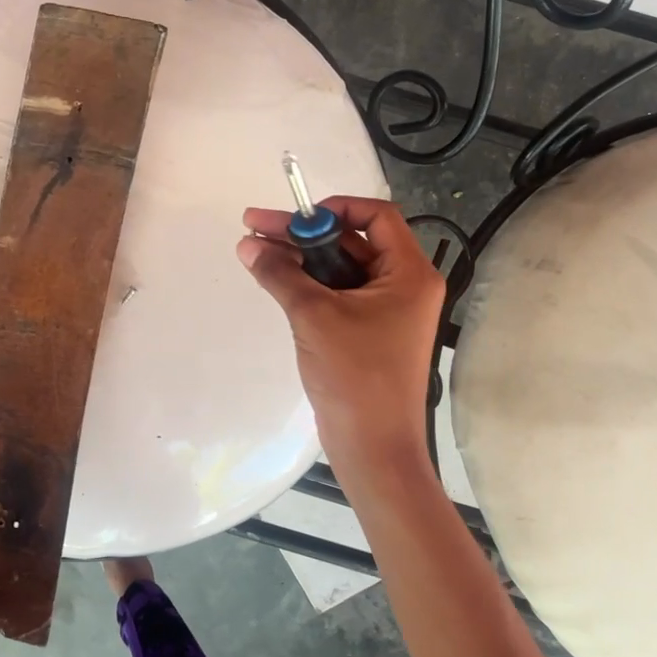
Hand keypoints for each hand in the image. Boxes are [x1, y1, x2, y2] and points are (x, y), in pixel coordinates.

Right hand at [236, 197, 444, 467]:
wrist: (374, 448)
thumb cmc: (356, 376)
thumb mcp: (313, 316)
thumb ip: (280, 274)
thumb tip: (247, 244)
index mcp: (409, 275)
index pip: (376, 216)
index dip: (334, 208)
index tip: (294, 218)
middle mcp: (403, 286)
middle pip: (351, 240)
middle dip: (302, 232)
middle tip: (254, 226)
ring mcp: (386, 311)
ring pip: (339, 267)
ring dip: (299, 256)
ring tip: (254, 250)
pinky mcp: (368, 332)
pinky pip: (336, 292)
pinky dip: (306, 282)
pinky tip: (273, 279)